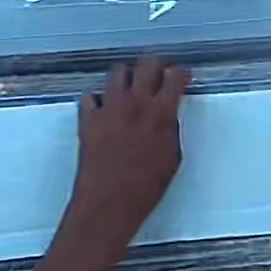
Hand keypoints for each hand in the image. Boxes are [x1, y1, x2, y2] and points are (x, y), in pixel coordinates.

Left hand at [0, 58, 188, 270]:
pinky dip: (97, 100)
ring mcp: (108, 106)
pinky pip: (90, 96)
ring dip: (127, 76)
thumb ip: (170, 129)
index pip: (175, 77)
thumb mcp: (171, 159)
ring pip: (117, 71)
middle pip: (147, 63)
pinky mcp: (88, 117)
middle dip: (157, 63)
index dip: (181, 72)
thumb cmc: (145, 190)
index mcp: (160, 113)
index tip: (182, 74)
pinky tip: (102, 111)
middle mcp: (134, 102)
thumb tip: (167, 114)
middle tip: (160, 71)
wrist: (106, 207)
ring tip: (130, 88)